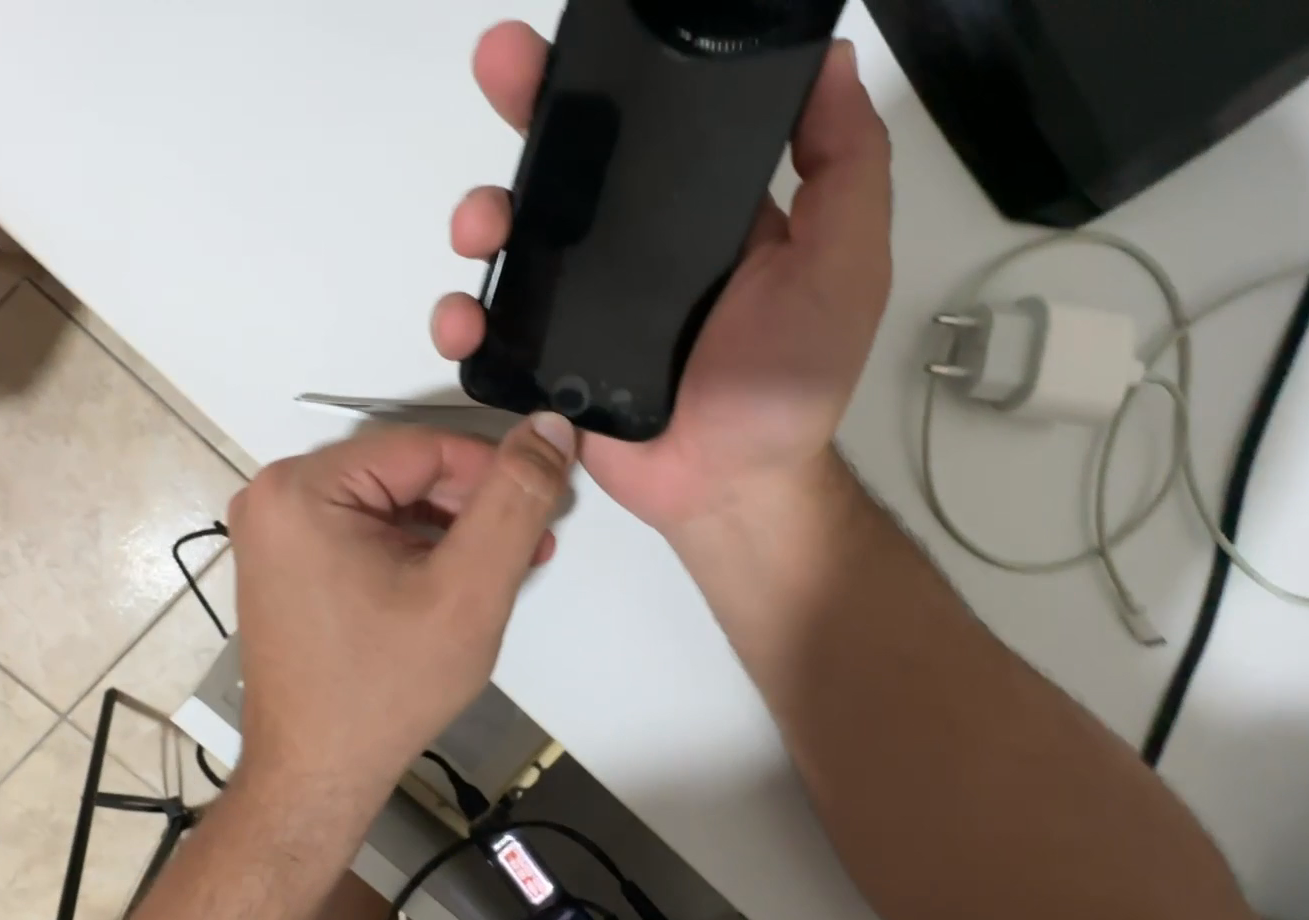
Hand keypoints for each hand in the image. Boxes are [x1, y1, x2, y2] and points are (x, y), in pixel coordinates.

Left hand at [227, 416, 574, 795]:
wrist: (318, 774)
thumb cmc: (384, 691)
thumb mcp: (467, 590)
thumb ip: (514, 501)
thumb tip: (547, 430)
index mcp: (303, 490)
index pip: (425, 447)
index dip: (494, 472)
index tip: (543, 503)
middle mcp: (276, 498)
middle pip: (406, 473)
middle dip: (475, 506)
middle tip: (531, 543)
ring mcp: (278, 532)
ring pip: (392, 502)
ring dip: (453, 529)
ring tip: (505, 567)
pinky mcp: (290, 562)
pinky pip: (367, 531)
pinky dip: (417, 548)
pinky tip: (459, 580)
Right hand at [432, 25, 894, 532]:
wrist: (729, 485)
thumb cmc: (789, 383)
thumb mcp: (844, 265)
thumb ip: (845, 171)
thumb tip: (831, 64)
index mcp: (692, 217)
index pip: (644, 132)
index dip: (608, 82)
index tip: (574, 45)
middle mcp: (628, 253)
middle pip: (564, 171)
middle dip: (526, 115)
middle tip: (501, 73)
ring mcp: (579, 309)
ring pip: (515, 242)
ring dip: (482, 216)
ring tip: (483, 226)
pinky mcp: (545, 363)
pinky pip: (492, 331)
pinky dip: (463, 319)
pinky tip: (464, 319)